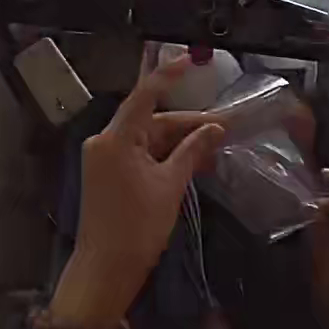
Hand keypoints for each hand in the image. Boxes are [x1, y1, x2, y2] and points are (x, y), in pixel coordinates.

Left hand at [48, 59, 227, 328]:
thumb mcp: (170, 186)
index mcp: (115, 139)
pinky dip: (164, 155)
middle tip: (225, 126)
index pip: (144, 95)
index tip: (190, 59)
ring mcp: (104, 157)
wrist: (106, 269)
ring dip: (178, 142)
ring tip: (215, 144)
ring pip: (147, 138)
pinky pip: (139, 154)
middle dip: (187, 124)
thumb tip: (215, 128)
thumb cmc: (138, 228)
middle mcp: (104, 141)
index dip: (169, 75)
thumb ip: (192, 151)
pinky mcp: (108, 172)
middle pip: (151, 121)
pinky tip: (193, 159)